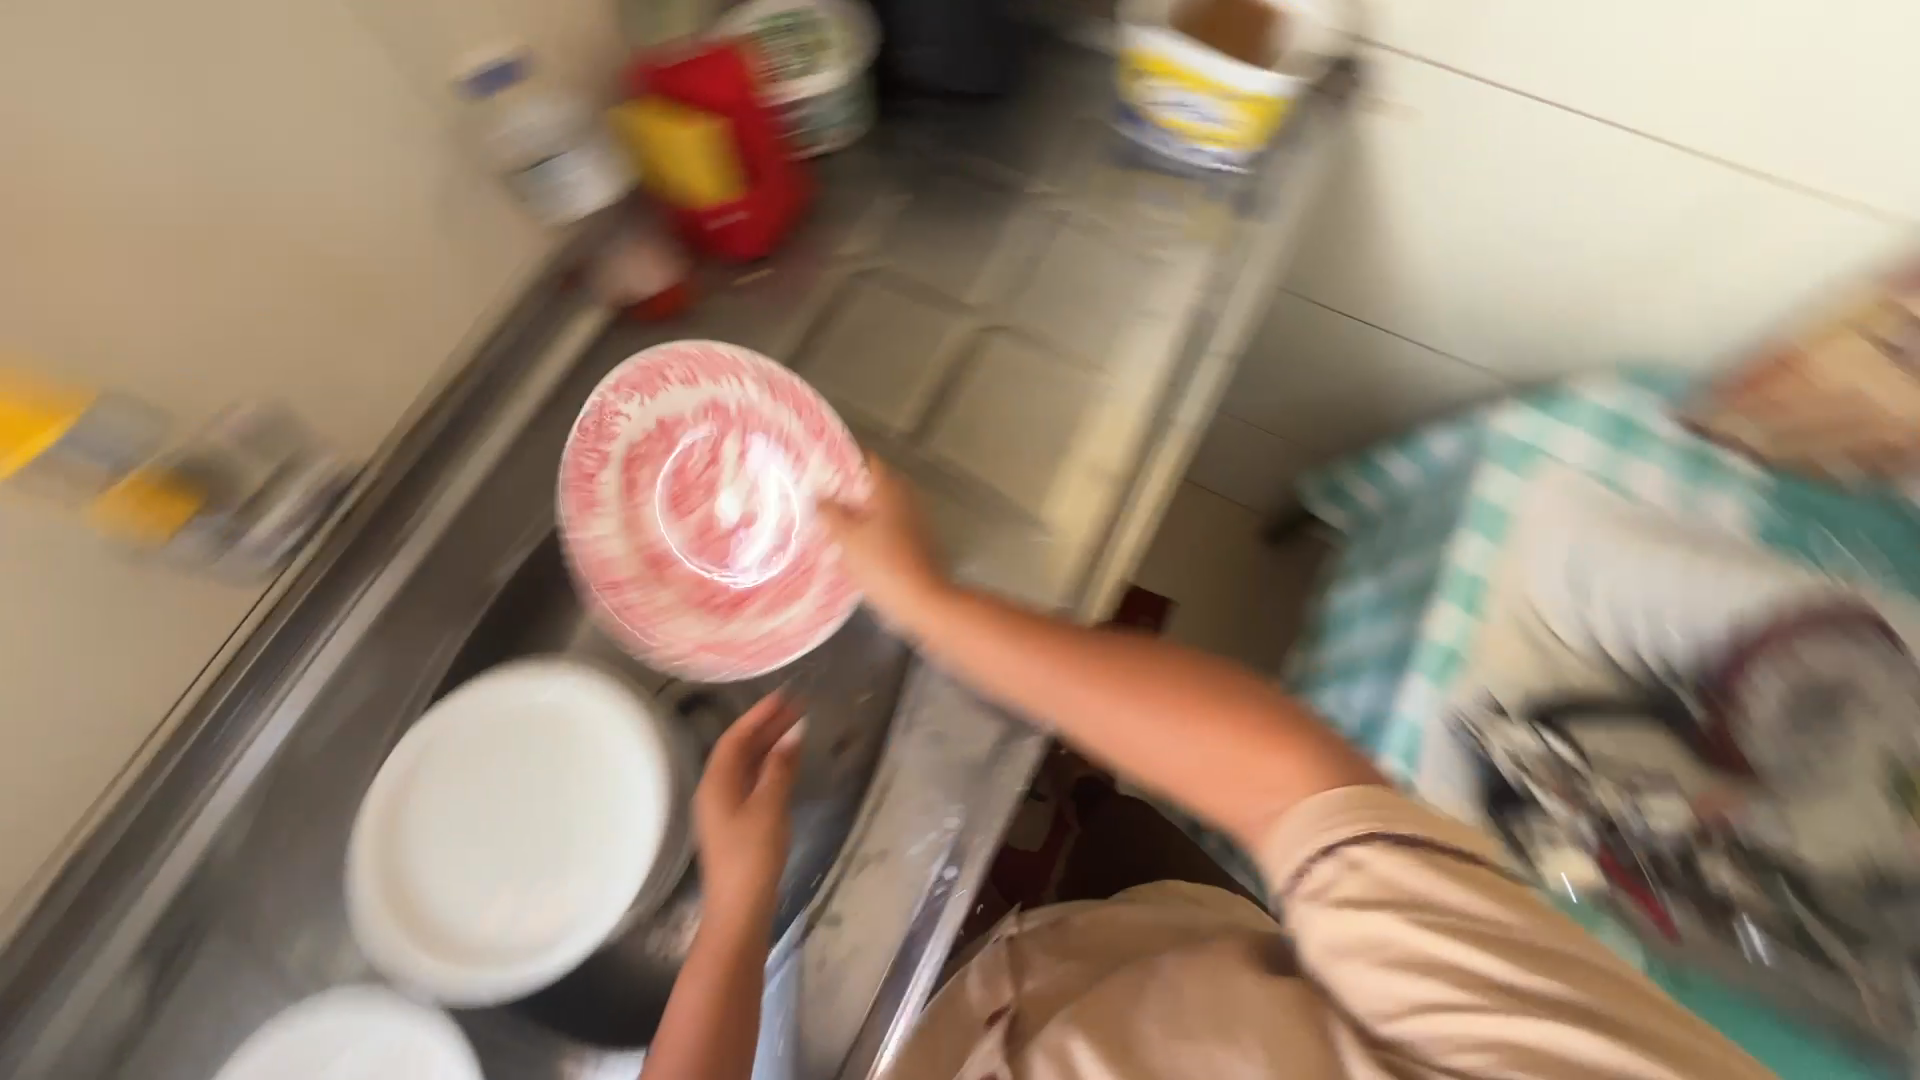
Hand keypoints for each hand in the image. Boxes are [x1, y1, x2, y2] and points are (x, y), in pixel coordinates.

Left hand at [694, 692, 803, 927]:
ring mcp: (726, 808)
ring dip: (770, 745)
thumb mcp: (770, 807)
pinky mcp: (738, 823)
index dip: (758, 715)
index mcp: (716, 783)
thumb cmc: (752, 856)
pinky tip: (789, 762)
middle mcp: (716, 790)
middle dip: (767, 727)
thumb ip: (780, 768)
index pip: (735, 738)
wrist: (740, 910)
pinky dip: (771, 766)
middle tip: (796, 707)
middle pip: (740, 749)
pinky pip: (753, 781)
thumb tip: (792, 735)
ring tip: (797, 727)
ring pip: (748, 765)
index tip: (783, 696)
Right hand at [818, 454, 952, 628]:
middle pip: (878, 485)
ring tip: (838, 524)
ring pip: (886, 508)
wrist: (921, 600)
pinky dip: (877, 530)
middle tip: (828, 499)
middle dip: (854, 490)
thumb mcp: (847, 538)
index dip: (847, 461)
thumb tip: (818, 496)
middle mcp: (908, 499)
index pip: (870, 461)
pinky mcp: (921, 542)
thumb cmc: (881, 564)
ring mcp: (918, 521)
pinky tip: (859, 546)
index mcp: (890, 490)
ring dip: (865, 512)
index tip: (826, 468)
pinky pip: (893, 527)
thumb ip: (830, 513)